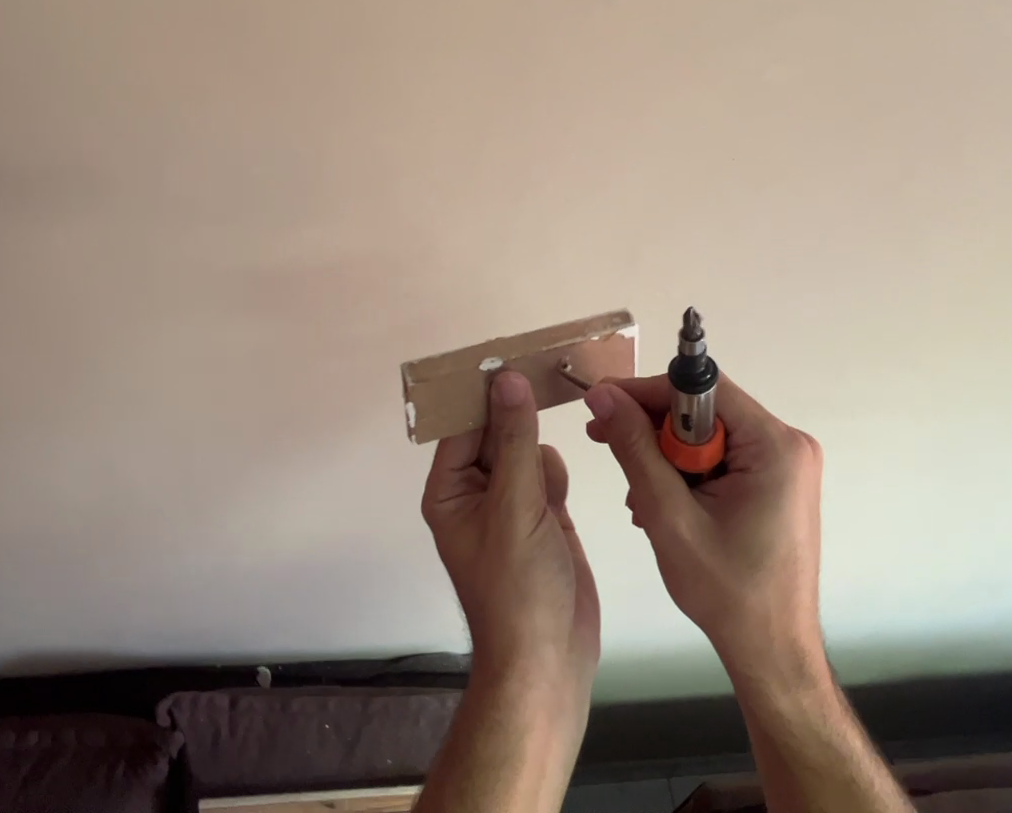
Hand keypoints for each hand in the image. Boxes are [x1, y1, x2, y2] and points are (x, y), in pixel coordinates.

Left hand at [423, 371, 600, 697]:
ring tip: (549, 461)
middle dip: (519, 412)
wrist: (550, 658)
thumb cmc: (519, 589)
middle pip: (496, 431)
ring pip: (525, 447)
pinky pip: (546, 472)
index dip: (486, 390)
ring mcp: (509, 502)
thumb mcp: (515, 508)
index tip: (514, 354)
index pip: (464, 424)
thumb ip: (514, 441)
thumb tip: (506, 380)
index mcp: (450, 489)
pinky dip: (556, 476)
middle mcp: (475, 490)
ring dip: (539, 450)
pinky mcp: (541, 513)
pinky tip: (561, 500)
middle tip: (551, 373)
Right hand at [583, 375, 825, 675]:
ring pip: (706, 435)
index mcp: (775, 446)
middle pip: (703, 411)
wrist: (773, 650)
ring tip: (638, 496)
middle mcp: (787, 445)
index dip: (647, 391)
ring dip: (665, 458)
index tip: (602, 403)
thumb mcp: (669, 516)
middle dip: (652, 431)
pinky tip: (662, 505)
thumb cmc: (727, 591)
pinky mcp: (776, 484)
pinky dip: (686, 474)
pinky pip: (720, 458)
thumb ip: (635, 449)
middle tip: (605, 443)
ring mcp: (785, 465)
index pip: (701, 389)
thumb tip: (603, 395)